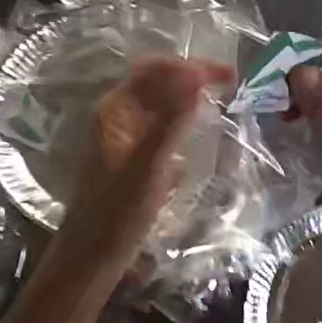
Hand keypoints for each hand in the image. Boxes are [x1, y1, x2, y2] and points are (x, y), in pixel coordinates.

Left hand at [62, 56, 232, 256]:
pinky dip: (181, 118)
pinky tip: (199, 130)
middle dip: (192, 76)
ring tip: (220, 99)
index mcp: (115, 109)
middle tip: (229, 83)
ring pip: (160, 102)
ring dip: (188, 95)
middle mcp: (117, 115)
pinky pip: (160, 124)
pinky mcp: (132, 154)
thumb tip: (196, 74)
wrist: (92, 257)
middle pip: (157, 80)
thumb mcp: (150, 164)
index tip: (228, 76)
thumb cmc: (118, 211)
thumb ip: (173, 119)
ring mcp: (123, 135)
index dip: (192, 65)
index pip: (155, 68)